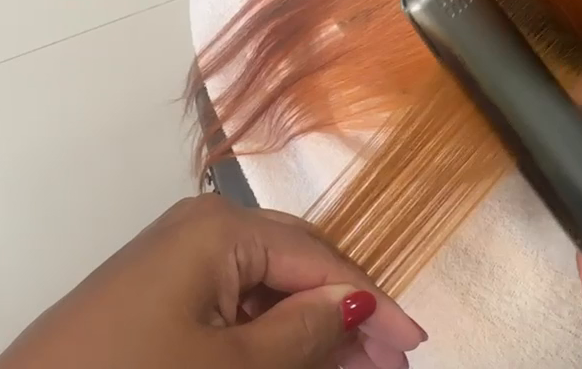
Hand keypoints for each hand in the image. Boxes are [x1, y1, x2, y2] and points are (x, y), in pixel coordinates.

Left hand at [0, 195, 426, 368]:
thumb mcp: (231, 368)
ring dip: (312, 326)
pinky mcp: (166, 288)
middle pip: (296, 264)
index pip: (315, 257)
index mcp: (220, 227)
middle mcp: (203, 226)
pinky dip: (272, 331)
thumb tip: (354, 303)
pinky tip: (301, 358)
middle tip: (395, 360)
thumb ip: (300, 332)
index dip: (370, 300)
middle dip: (345, 312)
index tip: (415, 342)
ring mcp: (182, 256)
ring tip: (358, 366)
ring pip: (269, 286)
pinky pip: (237, 301)